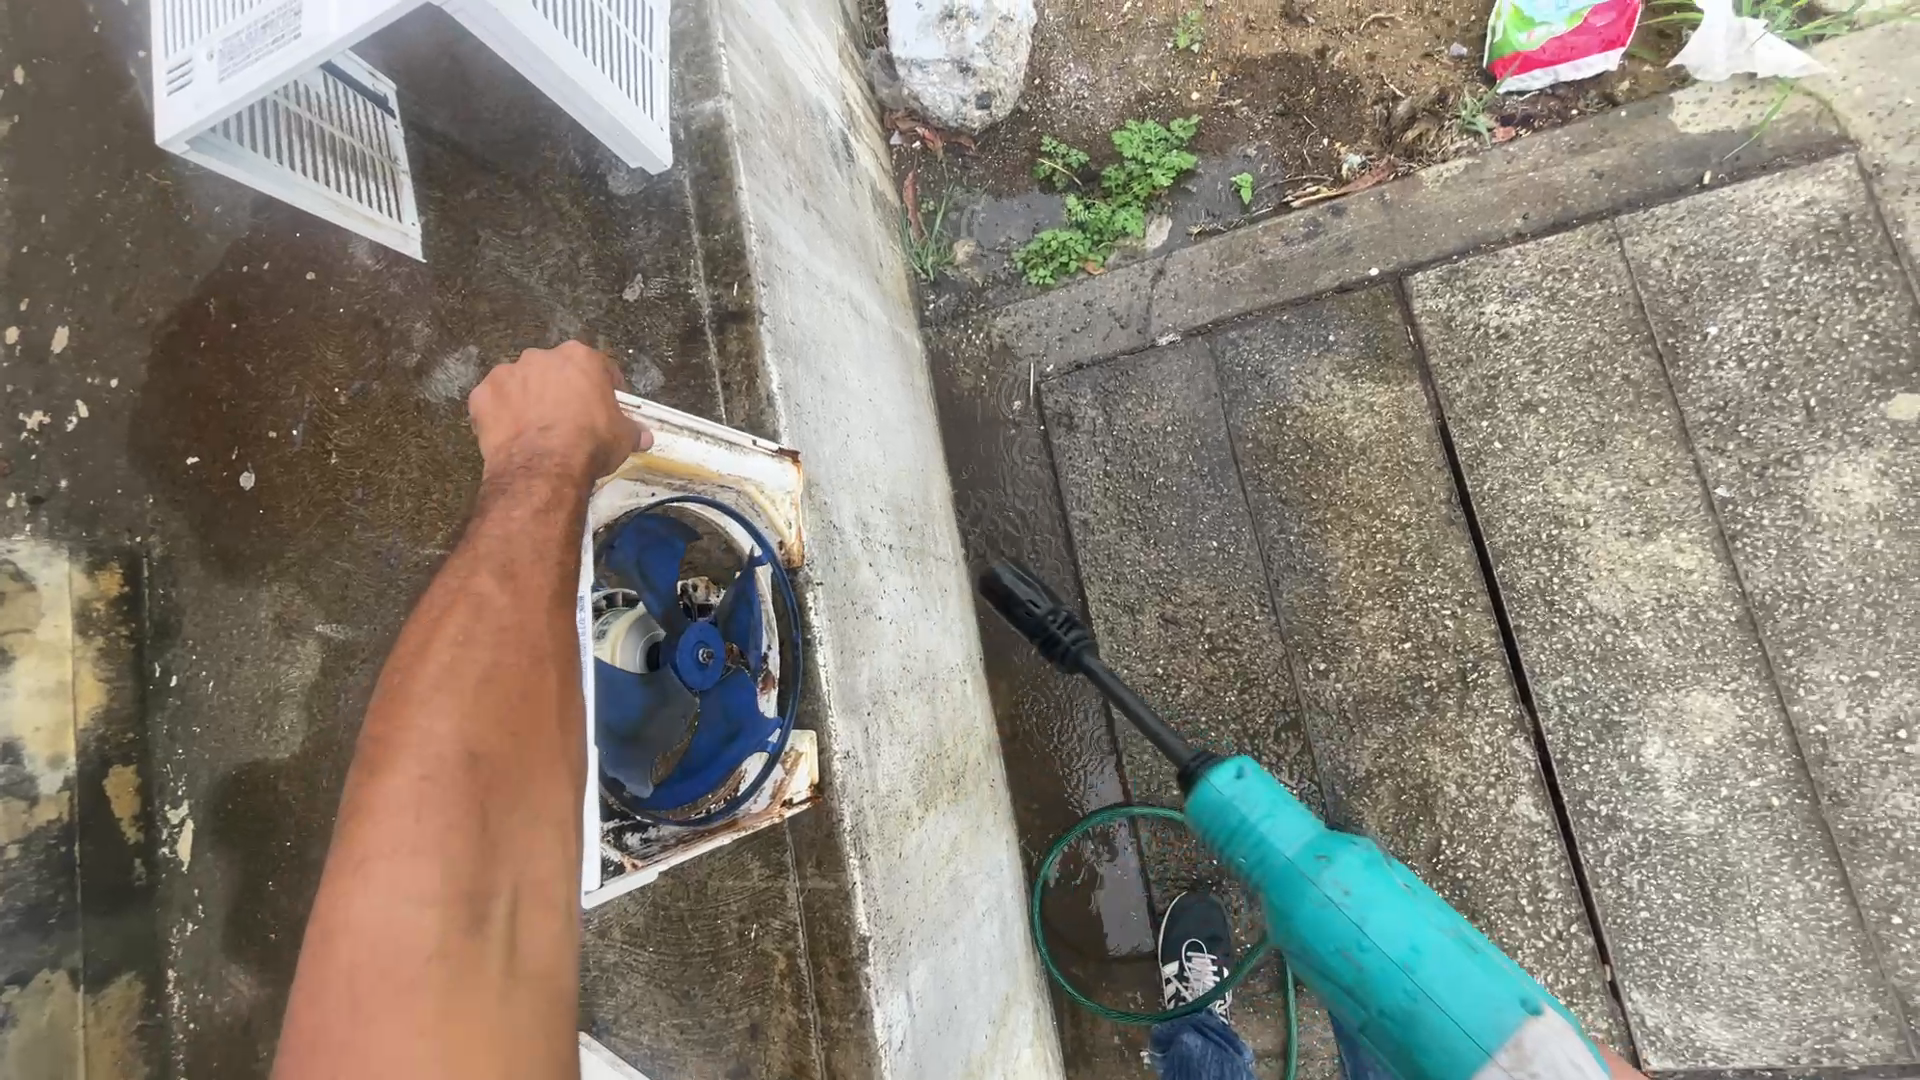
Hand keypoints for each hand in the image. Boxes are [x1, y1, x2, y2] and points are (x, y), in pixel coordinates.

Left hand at [468, 341, 650, 486]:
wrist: (545, 468)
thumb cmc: (590, 443)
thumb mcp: (624, 437)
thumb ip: (633, 430)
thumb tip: (643, 436)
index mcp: (581, 358)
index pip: (600, 366)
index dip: (607, 387)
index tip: (610, 404)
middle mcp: (541, 357)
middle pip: (557, 371)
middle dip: (564, 390)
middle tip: (574, 418)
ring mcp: (507, 374)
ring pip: (523, 384)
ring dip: (531, 400)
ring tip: (541, 429)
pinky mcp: (481, 396)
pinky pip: (496, 403)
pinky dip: (505, 416)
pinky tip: (516, 436)